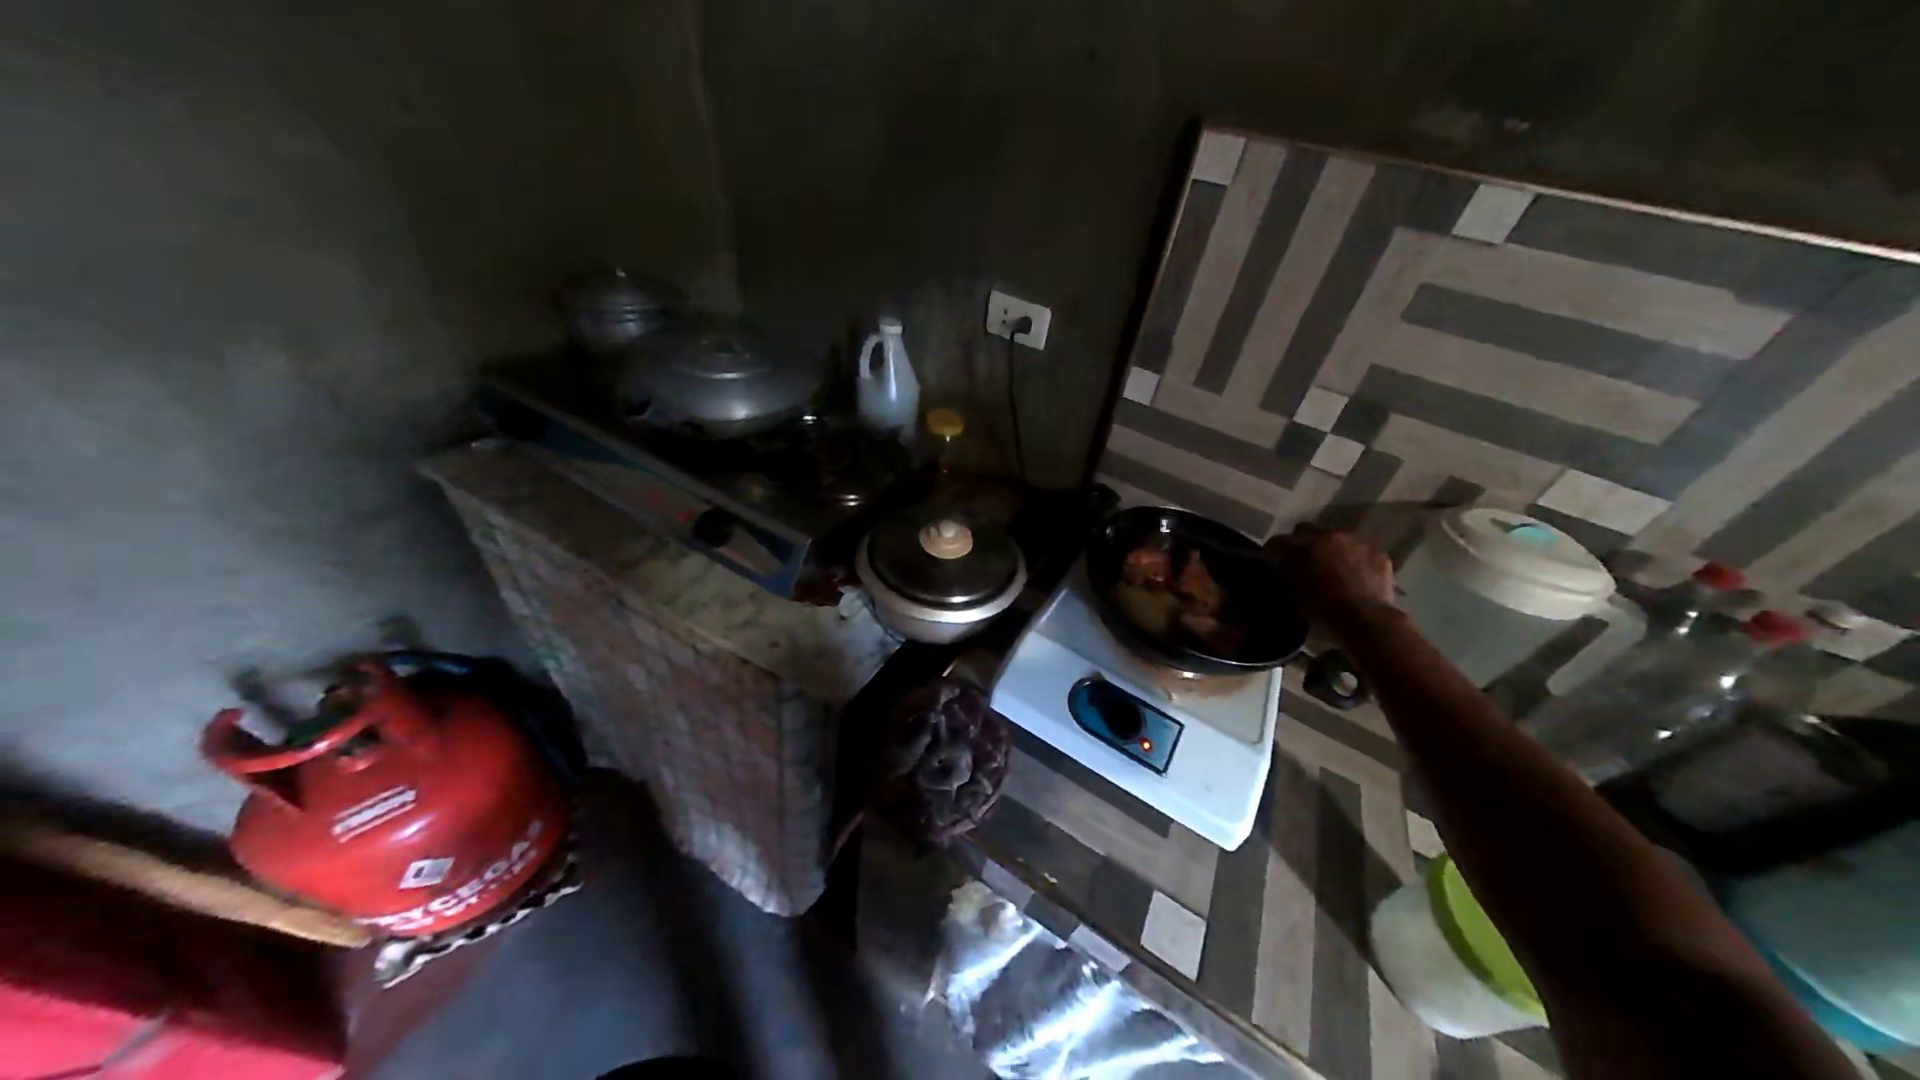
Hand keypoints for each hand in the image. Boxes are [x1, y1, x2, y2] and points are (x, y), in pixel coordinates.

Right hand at [1265, 524, 1395, 630]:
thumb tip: (1284, 564)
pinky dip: (1356, 562)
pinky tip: (1356, 578)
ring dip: (1331, 551)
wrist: (1366, 621)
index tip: (1273, 562)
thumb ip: (1287, 571)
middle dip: (1303, 544)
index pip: (1278, 541)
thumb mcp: (1294, 592)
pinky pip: (1361, 552)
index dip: (1273, 552)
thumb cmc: (1323, 610)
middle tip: (1304, 563)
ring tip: (1334, 571)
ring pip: (1337, 540)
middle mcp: (1330, 536)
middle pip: (1308, 532)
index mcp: (1303, 546)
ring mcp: (1358, 543)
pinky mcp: (1379, 555)